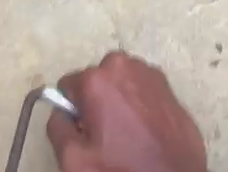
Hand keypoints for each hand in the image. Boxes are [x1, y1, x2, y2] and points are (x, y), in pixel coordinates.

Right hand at [46, 52, 206, 171]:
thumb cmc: (120, 171)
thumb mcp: (75, 160)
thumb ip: (57, 127)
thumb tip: (60, 110)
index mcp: (97, 79)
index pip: (68, 85)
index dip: (72, 110)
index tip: (83, 131)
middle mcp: (124, 66)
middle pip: (97, 80)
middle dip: (97, 101)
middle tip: (105, 135)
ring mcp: (151, 75)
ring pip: (121, 82)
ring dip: (119, 100)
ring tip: (127, 134)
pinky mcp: (170, 89)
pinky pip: (143, 91)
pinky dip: (140, 105)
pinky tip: (146, 131)